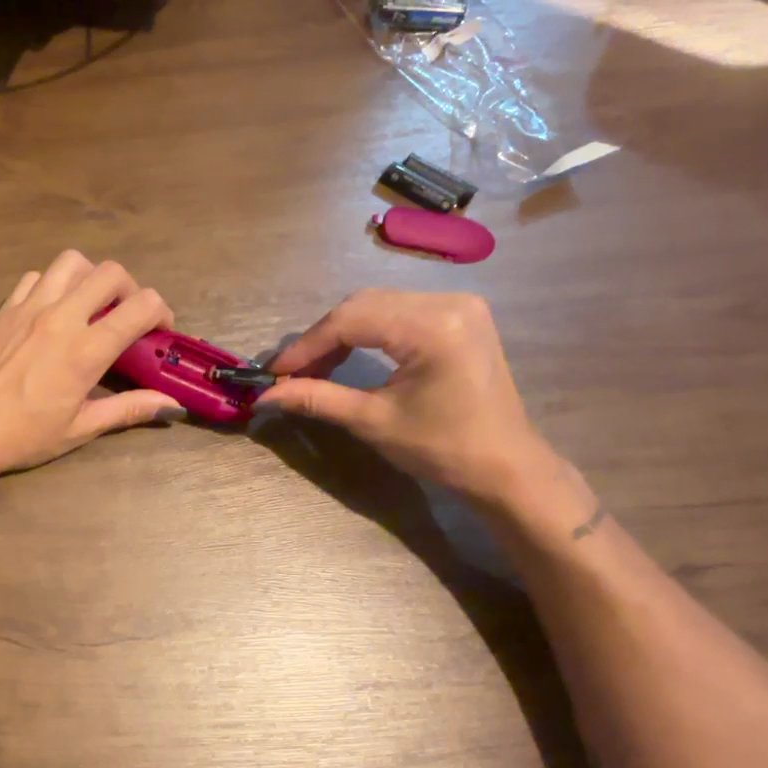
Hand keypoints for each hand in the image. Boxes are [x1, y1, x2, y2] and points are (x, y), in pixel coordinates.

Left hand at [0, 250, 181, 476]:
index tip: (159, 331)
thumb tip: (172, 405)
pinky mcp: (5, 309)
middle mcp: (61, 318)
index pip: (140, 306)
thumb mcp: (79, 429)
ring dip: (90, 277)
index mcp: (85, 351)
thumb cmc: (23, 436)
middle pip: (110, 272)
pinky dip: (52, 285)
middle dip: (130, 289)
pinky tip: (52, 310)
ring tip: (90, 305)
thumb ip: (128, 410)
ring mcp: (29, 308)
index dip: (161, 313)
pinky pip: (35, 277)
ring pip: (71, 263)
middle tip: (126, 316)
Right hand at [256, 289, 553, 502]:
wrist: (503, 464)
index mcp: (432, 326)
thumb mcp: (372, 421)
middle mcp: (448, 302)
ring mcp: (458, 305)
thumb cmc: (441, 447)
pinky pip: (398, 312)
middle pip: (362, 305)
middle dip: (320, 338)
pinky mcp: (460, 316)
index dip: (306, 346)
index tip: (274, 374)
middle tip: (290, 375)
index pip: (351, 320)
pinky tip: (346, 358)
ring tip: (313, 370)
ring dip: (339, 334)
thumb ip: (317, 398)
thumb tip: (265, 396)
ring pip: (377, 305)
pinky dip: (365, 332)